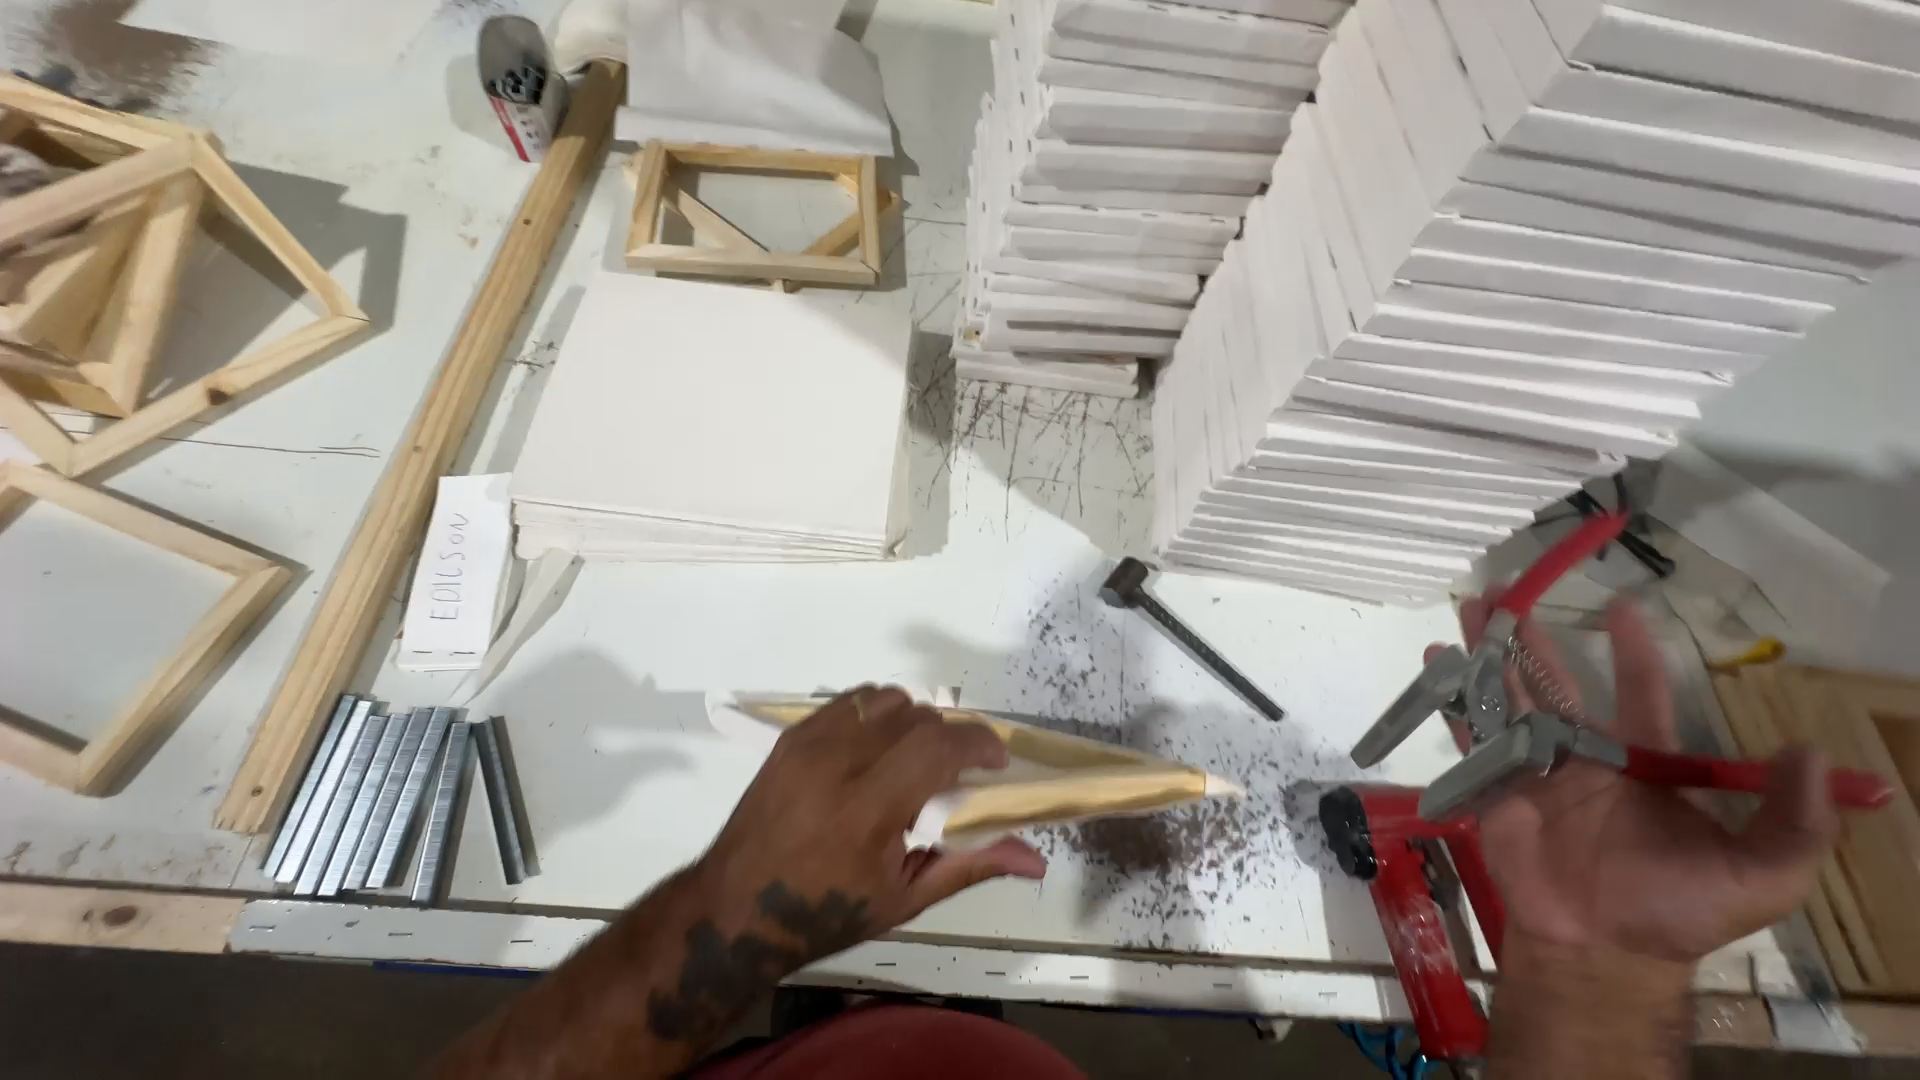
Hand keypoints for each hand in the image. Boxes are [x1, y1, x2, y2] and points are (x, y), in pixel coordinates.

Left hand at [696, 686, 1046, 965]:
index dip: (977, 743)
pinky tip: (878, 748)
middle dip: (949, 737)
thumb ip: (971, 865)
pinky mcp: (792, 735)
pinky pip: (852, 700)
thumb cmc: (826, 913)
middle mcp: (835, 764)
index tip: (996, 761)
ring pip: (885, 699)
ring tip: (913, 759)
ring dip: (913, 721)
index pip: (935, 747)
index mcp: (864, 811)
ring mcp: (808, 743)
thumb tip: (1036, 858)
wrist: (736, 908)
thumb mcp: (904, 899)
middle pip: (916, 717)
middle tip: (954, 772)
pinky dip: (878, 714)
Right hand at [1444, 598, 1837, 963]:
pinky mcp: (1493, 781)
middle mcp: (1583, 751)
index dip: (1633, 650)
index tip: (1621, 606)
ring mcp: (1533, 764)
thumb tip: (1809, 753)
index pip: (1639, 691)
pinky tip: (1436, 661)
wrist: (1599, 943)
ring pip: (1506, 694)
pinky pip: (1470, 731)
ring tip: (1470, 609)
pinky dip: (1450, 696)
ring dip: (1486, 652)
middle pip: (1553, 681)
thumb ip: (1793, 821)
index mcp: (1641, 760)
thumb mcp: (1762, 875)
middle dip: (1531, 637)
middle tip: (1508, 591)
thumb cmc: (1679, 908)